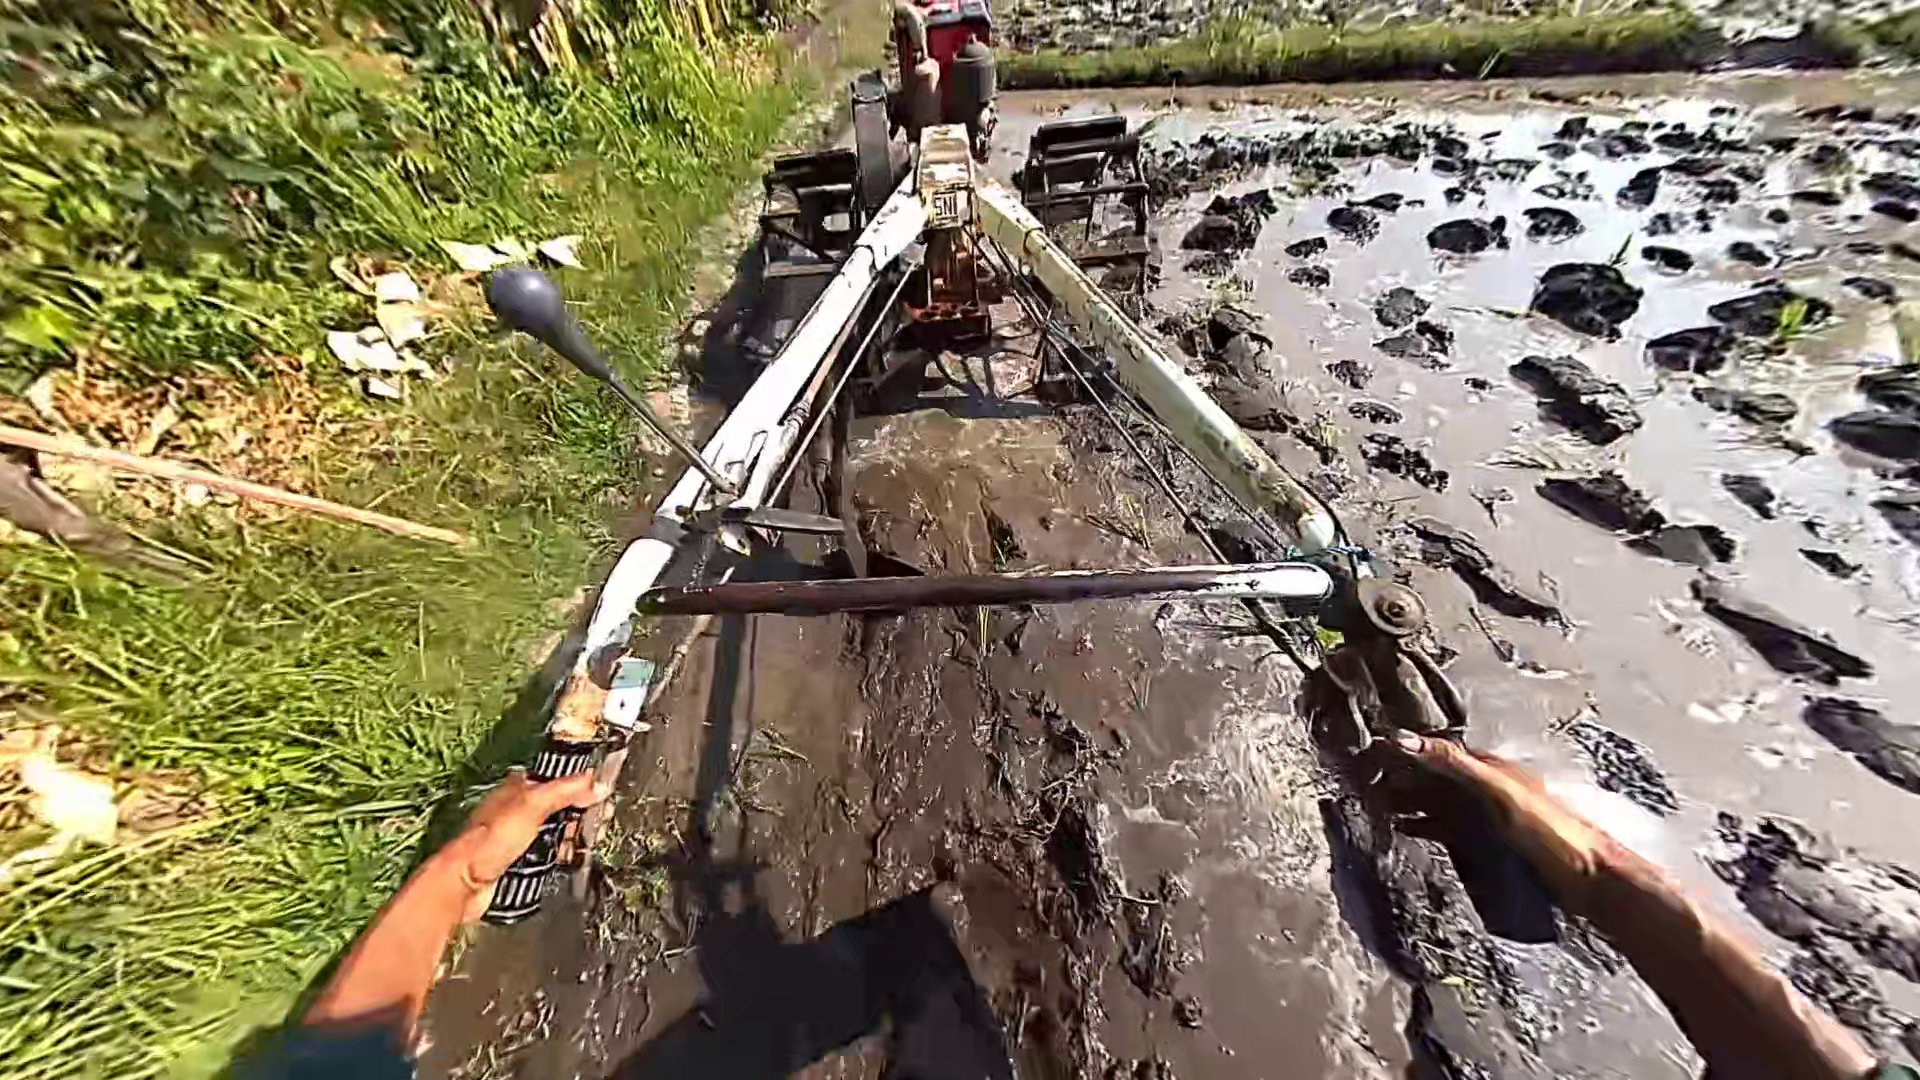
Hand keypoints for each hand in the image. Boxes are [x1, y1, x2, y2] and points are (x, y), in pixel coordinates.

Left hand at [435, 770, 609, 921]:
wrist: (463, 888)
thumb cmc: (491, 841)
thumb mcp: (533, 805)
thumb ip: (568, 789)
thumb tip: (600, 784)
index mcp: (519, 787)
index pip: (560, 777)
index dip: (582, 784)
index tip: (599, 793)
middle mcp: (519, 808)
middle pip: (564, 804)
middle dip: (583, 813)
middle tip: (596, 822)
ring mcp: (519, 835)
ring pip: (560, 828)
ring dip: (575, 836)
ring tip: (584, 842)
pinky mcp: (520, 859)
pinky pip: (552, 851)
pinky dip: (564, 853)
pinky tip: (569, 857)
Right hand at [1372, 731, 1627, 915]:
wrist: (1599, 886)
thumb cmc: (1551, 833)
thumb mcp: (1499, 792)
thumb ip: (1453, 762)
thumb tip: (1401, 736)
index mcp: (1483, 766)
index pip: (1429, 750)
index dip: (1396, 751)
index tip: (1365, 755)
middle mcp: (1480, 784)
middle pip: (1427, 775)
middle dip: (1393, 776)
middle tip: (1360, 783)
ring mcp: (1484, 812)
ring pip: (1432, 800)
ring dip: (1402, 800)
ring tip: (1372, 806)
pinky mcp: (1487, 839)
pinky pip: (1443, 825)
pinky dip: (1420, 823)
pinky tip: (1403, 829)